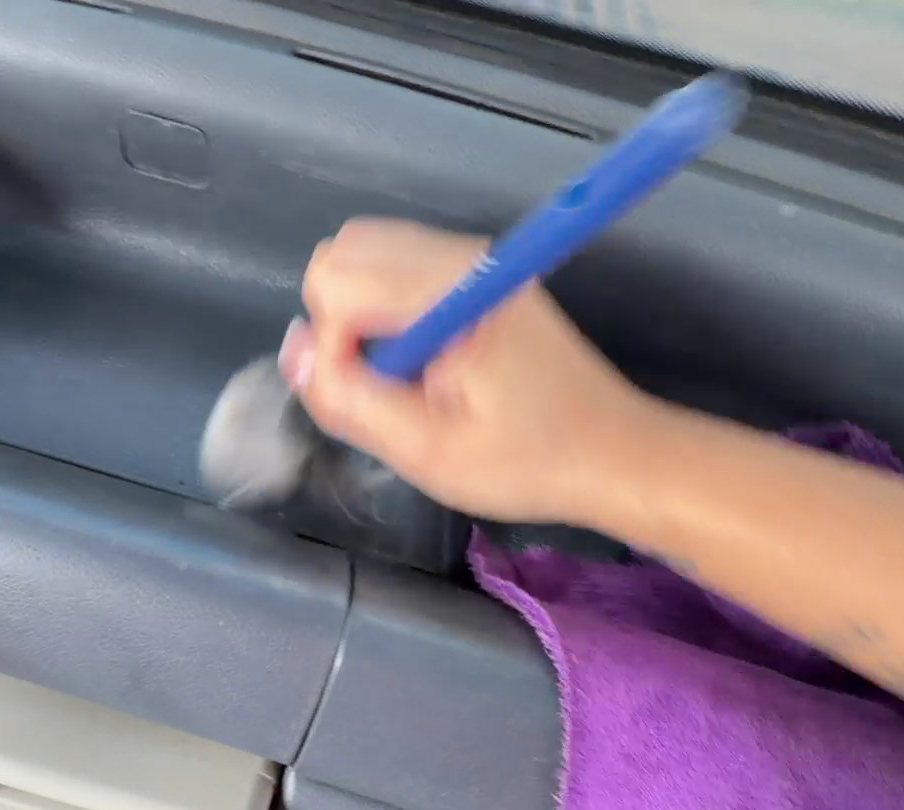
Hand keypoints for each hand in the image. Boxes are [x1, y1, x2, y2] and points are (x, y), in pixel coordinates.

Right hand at [280, 217, 655, 523]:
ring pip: (361, 256)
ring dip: (357, 321)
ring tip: (405, 379)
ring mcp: (467, 259)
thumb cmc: (527, 461)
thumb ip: (351, 401)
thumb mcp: (427, 453)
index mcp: (451, 293)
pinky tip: (418, 364)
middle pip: (341, 253)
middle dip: (338, 325)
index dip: (334, 350)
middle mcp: (458, 257)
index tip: (373, 400)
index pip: (335, 280)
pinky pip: (391, 270)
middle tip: (384, 387)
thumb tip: (294, 354)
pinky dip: (380, 315)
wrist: (609, 453)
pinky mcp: (472, 273)